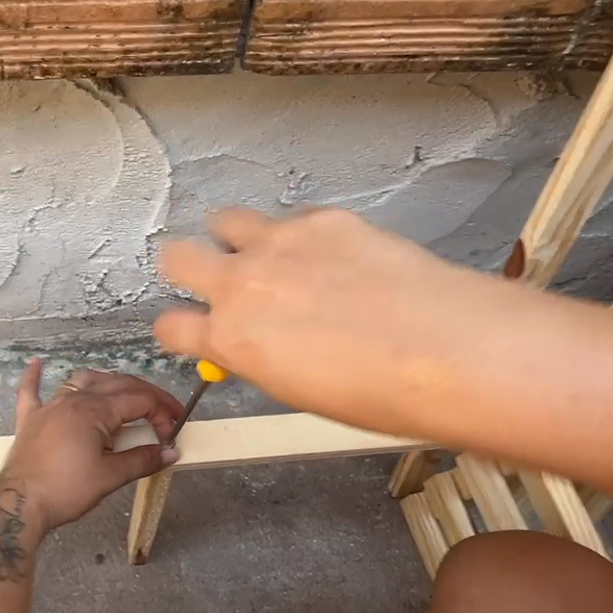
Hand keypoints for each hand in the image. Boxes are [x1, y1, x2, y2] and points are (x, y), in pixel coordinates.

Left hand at [0, 360, 184, 528]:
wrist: (19, 504)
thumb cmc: (66, 489)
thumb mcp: (110, 477)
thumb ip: (142, 460)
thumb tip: (171, 452)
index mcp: (96, 410)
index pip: (140, 401)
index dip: (161, 413)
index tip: (172, 433)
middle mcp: (74, 399)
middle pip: (117, 385)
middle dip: (146, 396)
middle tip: (165, 414)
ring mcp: (49, 406)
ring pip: (82, 381)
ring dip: (108, 382)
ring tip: (126, 394)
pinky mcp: (30, 419)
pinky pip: (31, 391)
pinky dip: (35, 377)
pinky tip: (37, 363)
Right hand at [154, 207, 539, 440]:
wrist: (441, 349)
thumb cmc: (374, 394)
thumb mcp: (295, 390)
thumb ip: (259, 357)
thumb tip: (257, 344)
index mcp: (230, 339)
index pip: (171, 327)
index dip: (177, 328)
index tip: (190, 328)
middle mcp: (241, 284)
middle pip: (177, 257)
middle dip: (185, 267)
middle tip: (213, 275)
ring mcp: (278, 244)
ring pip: (226, 221)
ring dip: (235, 237)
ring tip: (268, 253)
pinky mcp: (321, 219)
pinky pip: (291, 218)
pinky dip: (299, 234)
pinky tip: (333, 254)